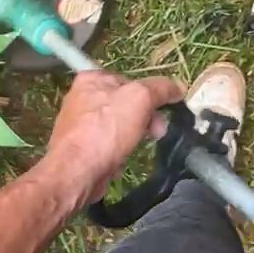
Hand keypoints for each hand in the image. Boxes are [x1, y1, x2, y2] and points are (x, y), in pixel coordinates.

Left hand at [37, 71, 183, 204]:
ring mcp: (80, 124)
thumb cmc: (105, 130)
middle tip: (156, 132)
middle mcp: (82, 98)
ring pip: (119, 126)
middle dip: (145, 119)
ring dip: (133, 138)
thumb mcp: (139, 98)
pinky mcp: (82, 147)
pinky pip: (109, 145)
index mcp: (91, 79)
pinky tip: (119, 161)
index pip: (130, 80)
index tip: (163, 109)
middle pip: (126, 104)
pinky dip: (118, 152)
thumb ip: (160, 88)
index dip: (150, 94)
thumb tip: (176, 87)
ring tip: (134, 148)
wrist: (77, 172)